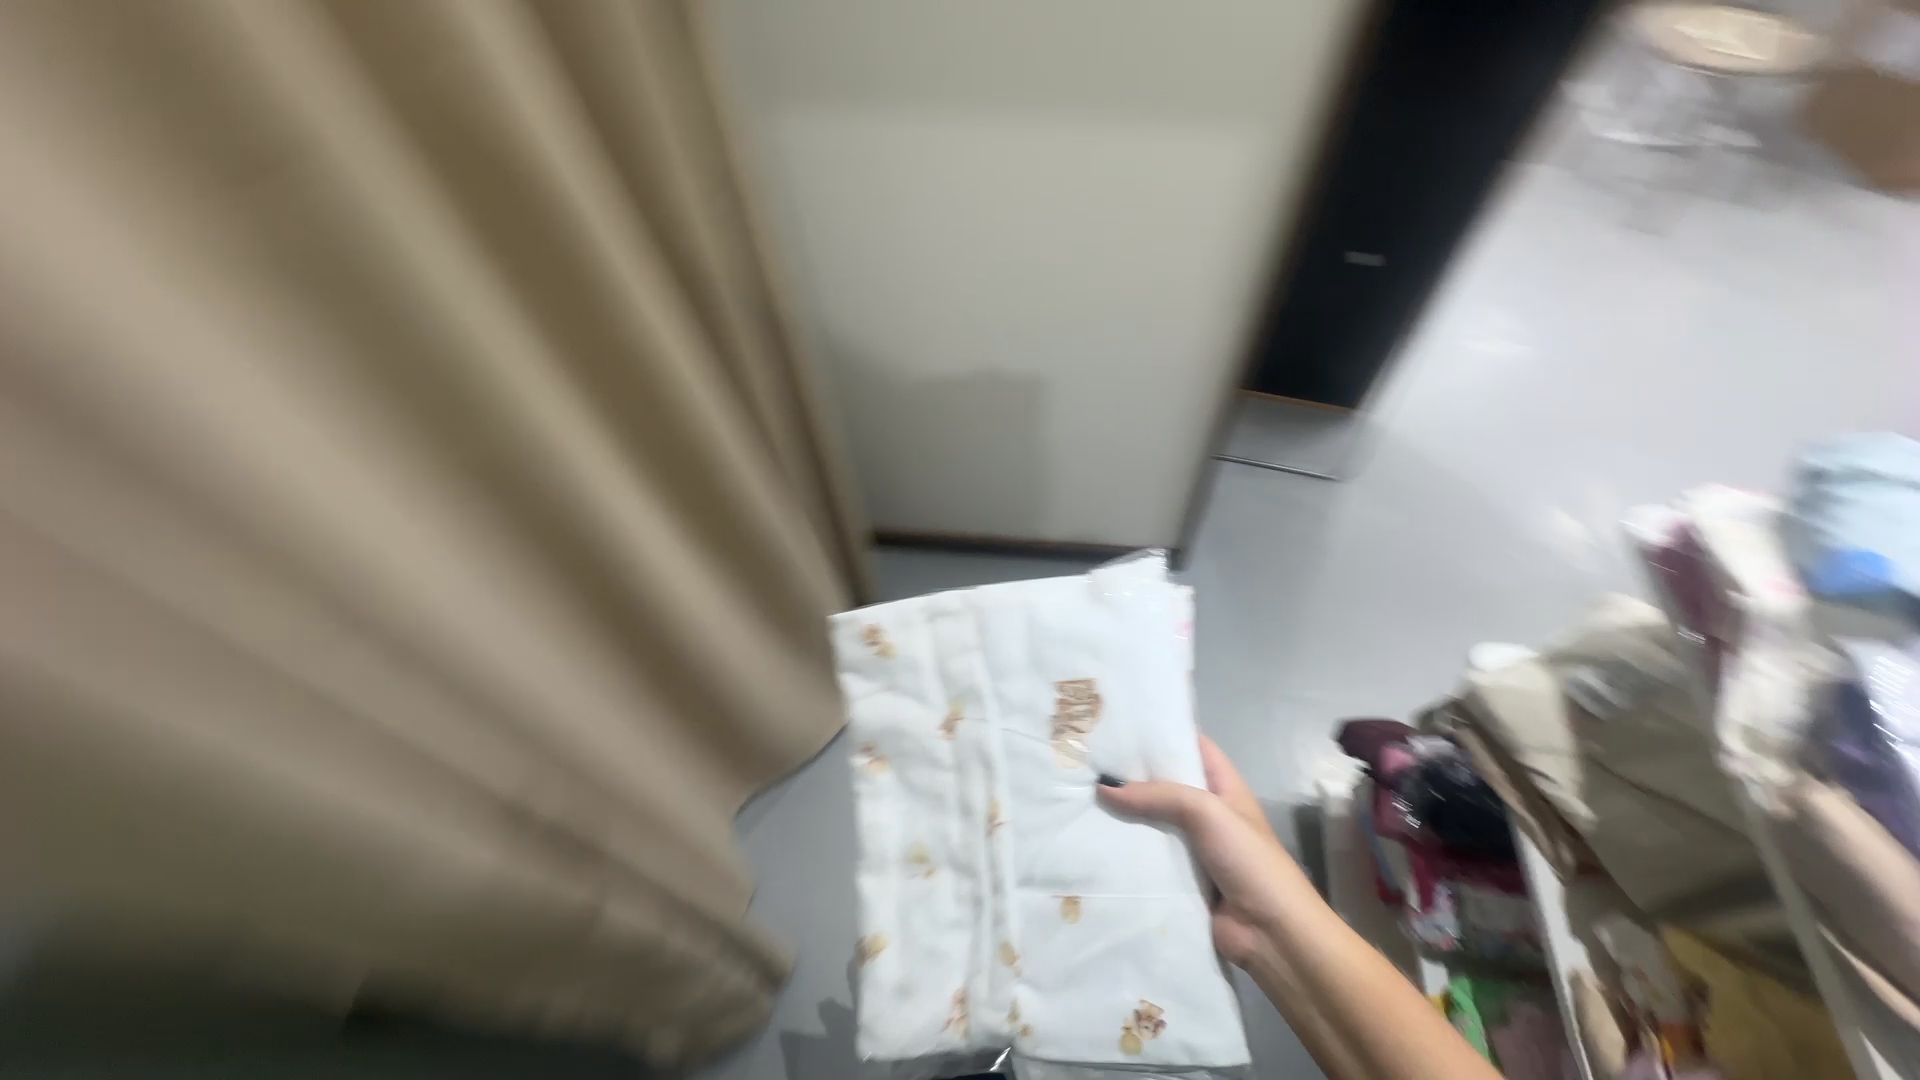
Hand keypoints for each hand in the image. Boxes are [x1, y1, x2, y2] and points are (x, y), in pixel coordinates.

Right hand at [1097, 736, 1304, 965]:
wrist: (1270, 933)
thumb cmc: (1248, 859)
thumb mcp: (1207, 812)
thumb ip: (1158, 795)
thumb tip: (1103, 787)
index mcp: (1222, 785)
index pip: (1190, 746)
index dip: (1160, 734)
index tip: (1119, 725)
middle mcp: (1205, 811)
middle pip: (1163, 784)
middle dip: (1130, 774)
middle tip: (1087, 760)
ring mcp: (1191, 846)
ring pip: (1150, 821)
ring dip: (1123, 814)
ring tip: (1079, 796)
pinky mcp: (1178, 878)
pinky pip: (1147, 856)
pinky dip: (1125, 850)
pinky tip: (1091, 839)